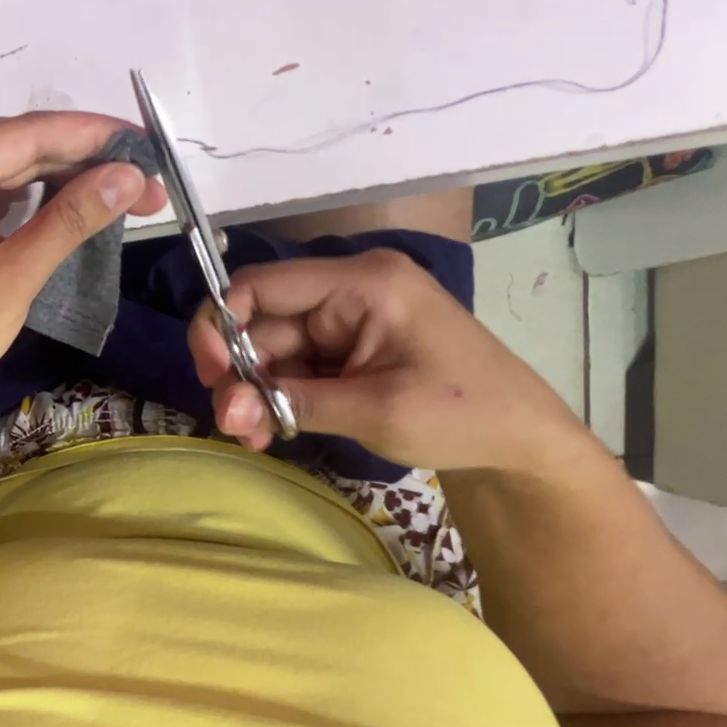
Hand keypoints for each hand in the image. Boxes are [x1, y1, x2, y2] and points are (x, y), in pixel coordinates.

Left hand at [0, 112, 167, 418]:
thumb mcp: (14, 277)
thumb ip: (70, 219)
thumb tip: (129, 174)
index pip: (23, 136)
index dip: (89, 134)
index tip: (145, 144)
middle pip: (22, 147)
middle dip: (87, 160)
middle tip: (149, 178)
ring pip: (18, 169)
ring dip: (72, 178)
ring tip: (130, 191)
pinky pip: (5, 193)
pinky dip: (46, 197)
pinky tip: (86, 202)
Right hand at [188, 249, 593, 472]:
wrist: (516, 442)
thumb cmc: (464, 413)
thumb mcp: (376, 410)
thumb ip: (293, 404)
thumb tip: (225, 412)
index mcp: (363, 285)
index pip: (261, 285)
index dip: (220, 324)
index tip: (210, 374)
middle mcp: (343, 294)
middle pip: (256, 325)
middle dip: (237, 376)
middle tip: (235, 427)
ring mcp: (339, 324)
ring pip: (263, 354)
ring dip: (249, 397)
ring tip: (255, 438)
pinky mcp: (336, 353)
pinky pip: (282, 372)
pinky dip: (268, 402)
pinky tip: (268, 432)